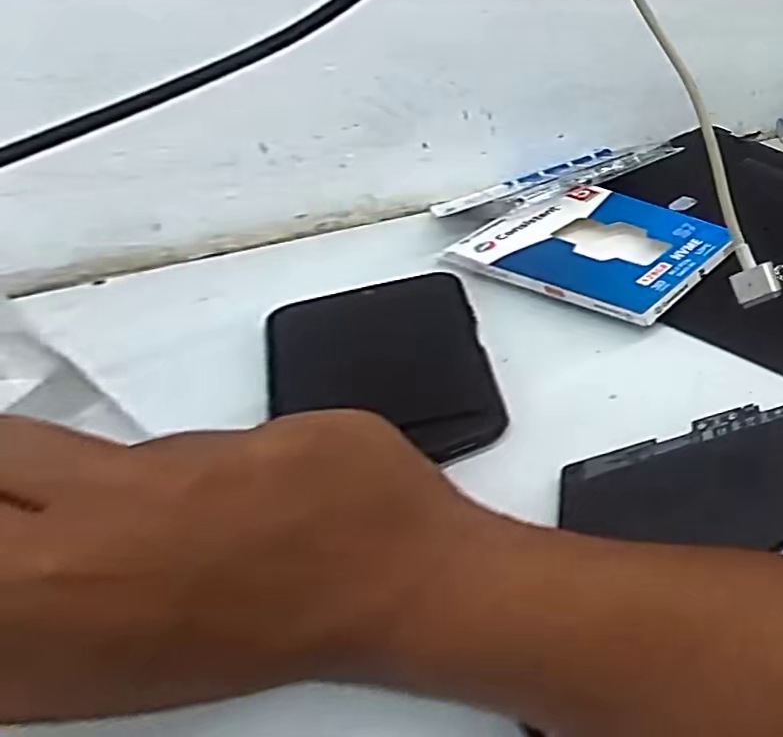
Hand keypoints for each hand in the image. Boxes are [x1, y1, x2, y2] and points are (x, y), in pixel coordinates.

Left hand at [0, 411, 492, 722]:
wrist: (402, 588)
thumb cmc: (372, 511)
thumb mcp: (305, 432)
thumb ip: (197, 445)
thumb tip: (142, 462)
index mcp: (132, 493)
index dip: (11, 437)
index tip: (26, 440)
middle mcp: (64, 575)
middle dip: (7, 494)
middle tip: (37, 486)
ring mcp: (50, 645)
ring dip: (16, 551)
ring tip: (59, 533)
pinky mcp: (63, 691)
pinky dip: (15, 612)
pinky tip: (60, 593)